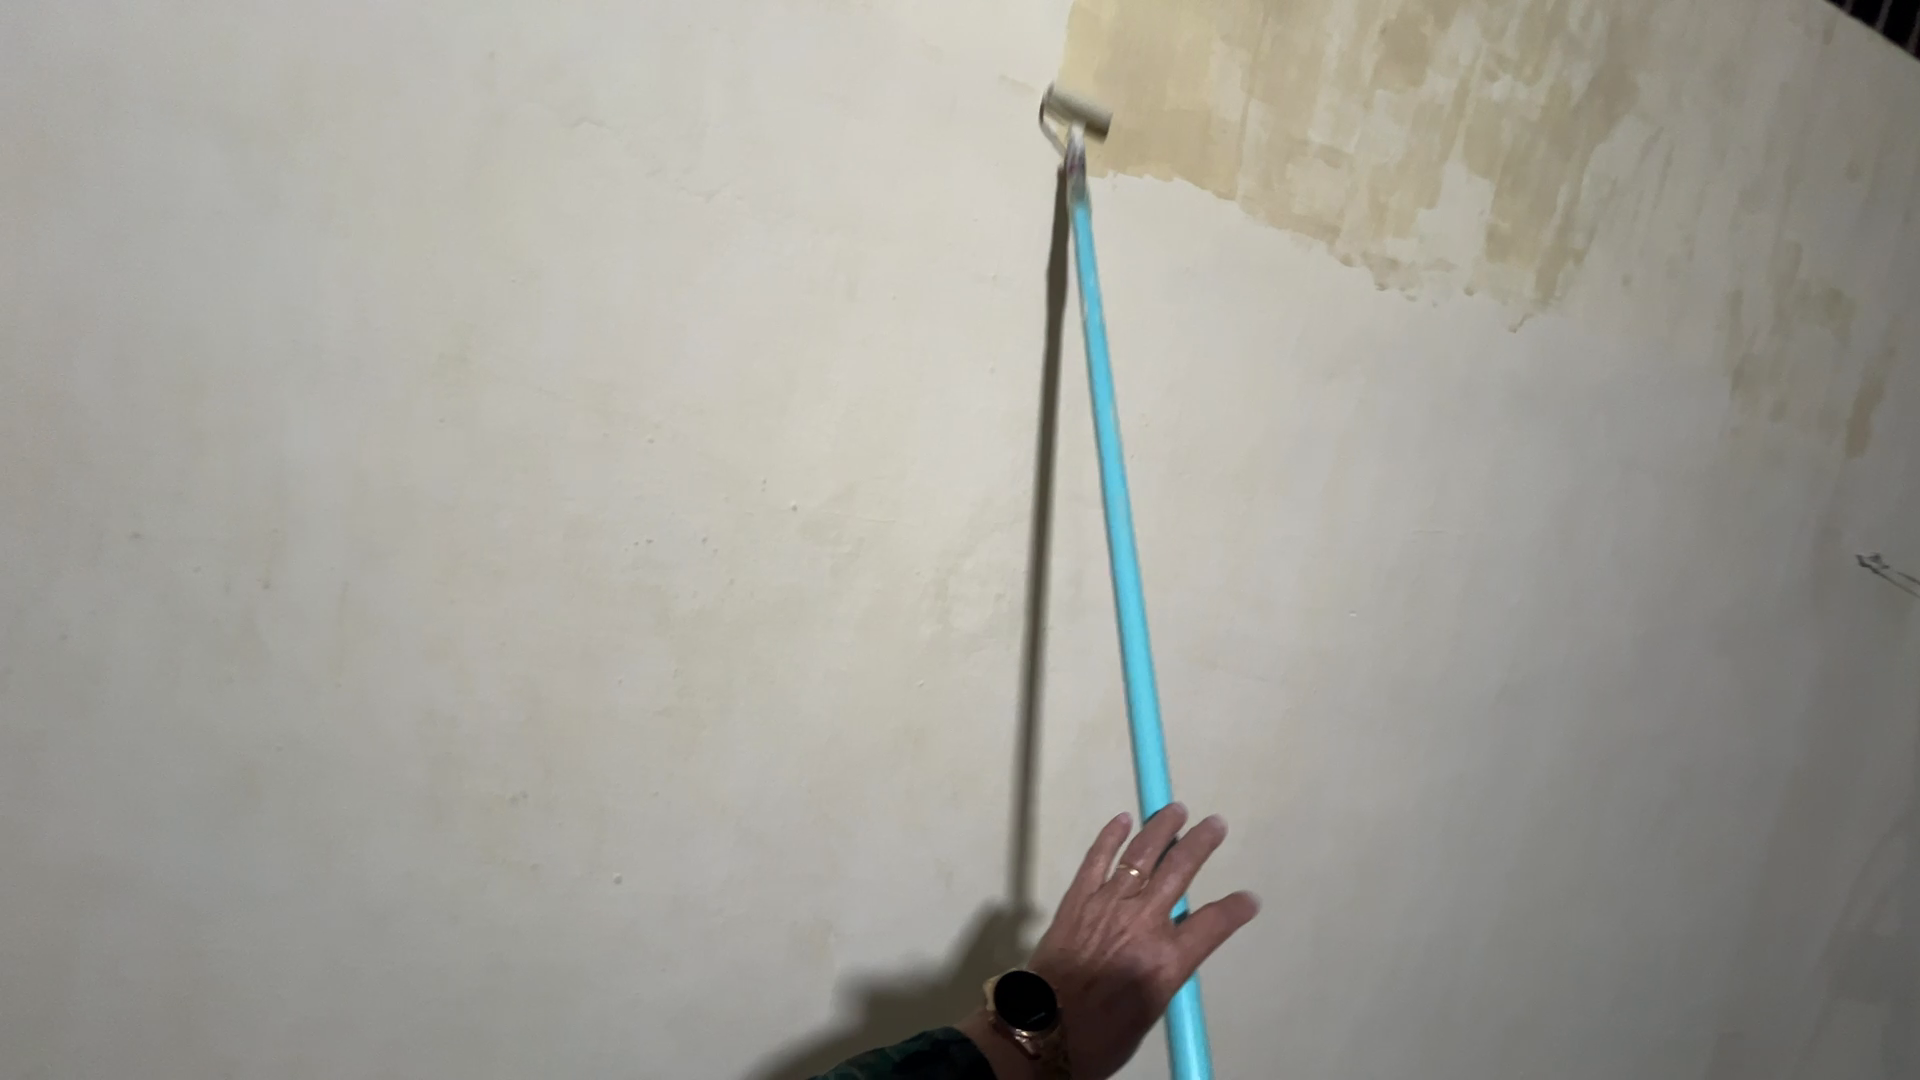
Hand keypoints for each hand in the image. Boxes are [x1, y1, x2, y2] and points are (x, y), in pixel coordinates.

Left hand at [1028, 804, 1258, 1079]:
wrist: (1047, 1029)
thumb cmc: (1104, 1032)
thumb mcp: (1152, 1006)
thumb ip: (1165, 966)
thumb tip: (1171, 941)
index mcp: (1168, 958)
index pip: (1214, 923)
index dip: (1235, 909)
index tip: (1249, 898)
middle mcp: (1144, 921)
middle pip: (1180, 870)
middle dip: (1201, 843)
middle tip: (1215, 823)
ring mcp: (1109, 901)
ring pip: (1141, 853)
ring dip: (1161, 827)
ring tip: (1176, 809)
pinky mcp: (1080, 895)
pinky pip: (1098, 857)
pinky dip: (1111, 835)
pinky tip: (1123, 819)